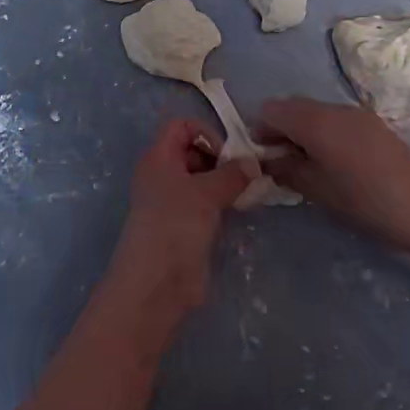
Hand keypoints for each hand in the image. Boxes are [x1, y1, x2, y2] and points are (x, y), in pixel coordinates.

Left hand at [104, 118, 249, 318]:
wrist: (157, 282)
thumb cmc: (175, 226)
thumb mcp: (205, 193)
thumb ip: (231, 175)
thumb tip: (252, 164)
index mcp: (158, 158)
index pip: (181, 127)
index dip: (206, 133)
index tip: (229, 155)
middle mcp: (163, 175)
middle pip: (193, 152)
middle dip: (221, 159)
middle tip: (247, 175)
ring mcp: (173, 201)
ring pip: (202, 179)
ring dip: (225, 183)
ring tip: (249, 192)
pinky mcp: (185, 225)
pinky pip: (206, 203)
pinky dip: (223, 202)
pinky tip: (242, 209)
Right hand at [255, 97, 409, 253]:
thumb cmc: (366, 202)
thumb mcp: (317, 190)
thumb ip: (286, 169)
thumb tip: (268, 161)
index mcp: (315, 122)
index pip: (272, 110)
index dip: (260, 129)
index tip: (259, 155)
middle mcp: (333, 108)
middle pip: (293, 106)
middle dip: (279, 128)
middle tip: (278, 160)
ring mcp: (356, 114)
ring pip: (314, 112)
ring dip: (301, 130)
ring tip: (305, 163)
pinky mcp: (372, 124)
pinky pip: (334, 119)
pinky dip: (322, 132)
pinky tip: (331, 161)